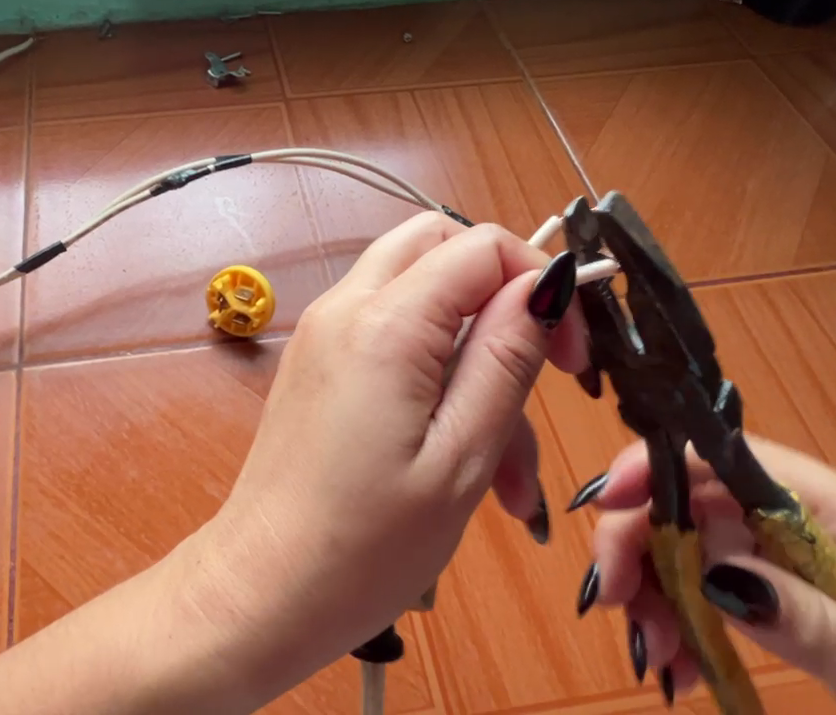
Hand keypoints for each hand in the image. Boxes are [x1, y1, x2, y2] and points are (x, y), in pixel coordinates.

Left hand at [182, 212, 586, 694]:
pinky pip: (390, 336)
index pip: (481, 246)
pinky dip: (434, 374)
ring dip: (474, 359)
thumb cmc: (366, 544)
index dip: (542, 284)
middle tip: (539, 375)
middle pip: (439, 248)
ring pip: (420, 299)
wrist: (263, 589)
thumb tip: (544, 284)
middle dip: (501, 298)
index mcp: (385, 321)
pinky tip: (460, 458)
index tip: (572, 360)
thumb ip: (506, 358)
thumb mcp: (462, 456)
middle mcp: (345, 306)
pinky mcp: (318, 361)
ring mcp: (324, 331)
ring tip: (507, 472)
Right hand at [583, 437, 835, 713]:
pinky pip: (730, 594)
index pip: (741, 462)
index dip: (662, 467)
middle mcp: (834, 531)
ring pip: (707, 548)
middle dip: (646, 540)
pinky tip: (678, 659)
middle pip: (708, 504)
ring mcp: (822, 569)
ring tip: (650, 651)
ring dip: (661, 588)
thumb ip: (822, 630)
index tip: (606, 506)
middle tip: (611, 599)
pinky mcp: (815, 607)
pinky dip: (690, 620)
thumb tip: (714, 567)